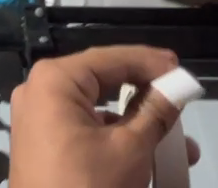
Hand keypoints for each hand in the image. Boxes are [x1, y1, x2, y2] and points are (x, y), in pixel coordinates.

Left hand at [8, 45, 198, 187]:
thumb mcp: (129, 150)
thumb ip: (155, 113)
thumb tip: (177, 87)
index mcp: (54, 80)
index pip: (109, 59)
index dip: (148, 62)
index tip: (179, 67)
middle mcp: (39, 90)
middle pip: (101, 82)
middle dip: (145, 96)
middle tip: (179, 98)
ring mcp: (37, 119)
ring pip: (96, 111)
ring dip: (136, 125)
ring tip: (181, 146)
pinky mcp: (41, 145)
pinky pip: (83, 131)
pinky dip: (114, 139)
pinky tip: (149, 158)